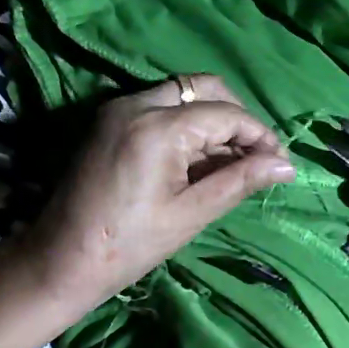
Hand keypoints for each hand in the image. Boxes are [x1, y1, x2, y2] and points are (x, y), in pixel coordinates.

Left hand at [21, 74, 295, 311]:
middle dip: (237, 118)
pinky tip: (197, 161)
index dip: (260, 135)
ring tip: (230, 165)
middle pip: (204, 88)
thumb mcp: (191, 214)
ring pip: (182, 96)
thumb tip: (287, 166)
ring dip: (212, 122)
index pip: (226, 114)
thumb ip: (239, 181)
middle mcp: (136, 104)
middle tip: (254, 157)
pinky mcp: (109, 120)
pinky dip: (186, 126)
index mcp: (157, 127)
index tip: (280, 164)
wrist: (61, 259)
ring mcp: (118, 109)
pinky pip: (160, 108)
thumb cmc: (129, 245)